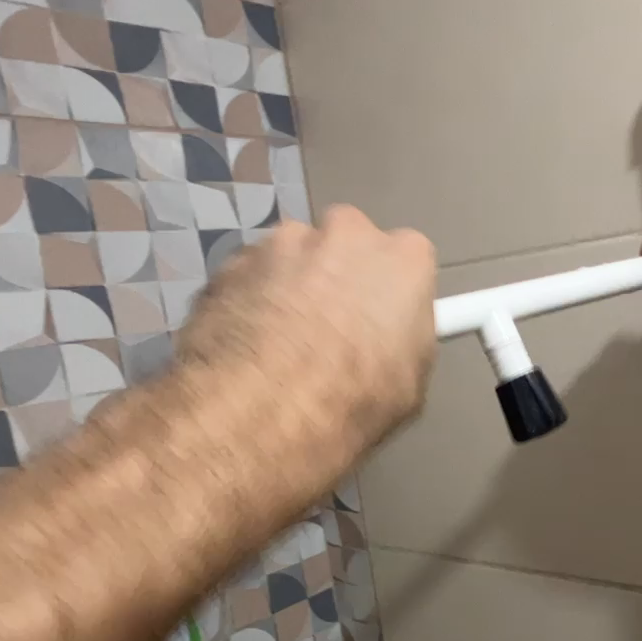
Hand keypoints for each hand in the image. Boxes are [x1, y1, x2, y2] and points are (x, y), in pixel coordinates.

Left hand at [179, 205, 437, 447]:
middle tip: (333, 330)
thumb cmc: (356, 397)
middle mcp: (346, 232)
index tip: (382, 322)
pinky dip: (250, 300)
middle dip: (340, 277)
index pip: (408, 261)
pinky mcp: (231, 259)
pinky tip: (249, 344)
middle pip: (347, 245)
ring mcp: (283, 241)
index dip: (392, 294)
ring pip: (294, 257)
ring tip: (282, 343)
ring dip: (292, 287)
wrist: (263, 408)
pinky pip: (250, 276)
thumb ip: (402, 341)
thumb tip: (389, 342)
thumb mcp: (410, 382)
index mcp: (404, 258)